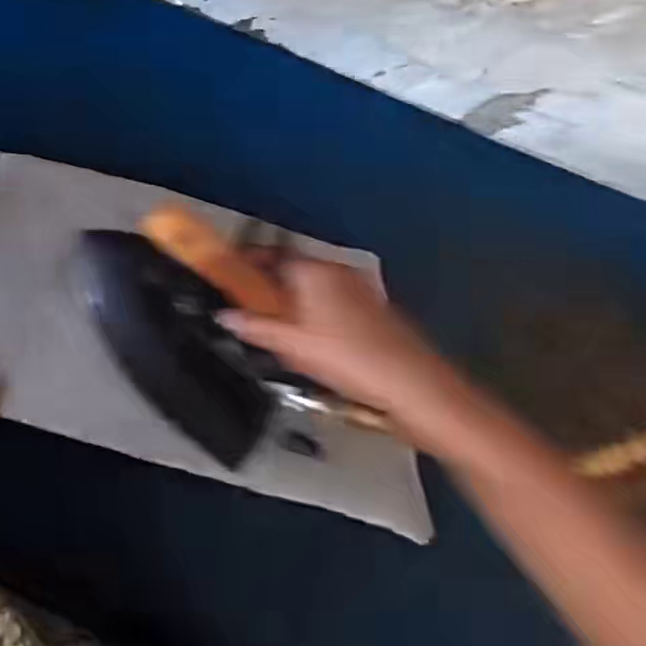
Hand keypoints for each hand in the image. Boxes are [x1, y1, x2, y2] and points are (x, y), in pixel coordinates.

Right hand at [218, 257, 473, 440]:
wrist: (419, 392)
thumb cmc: (354, 361)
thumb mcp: (291, 345)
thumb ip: (253, 326)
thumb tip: (226, 316)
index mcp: (314, 270)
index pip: (268, 253)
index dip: (244, 262)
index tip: (226, 275)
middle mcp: (337, 272)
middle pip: (290, 270)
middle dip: (267, 286)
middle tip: (247, 307)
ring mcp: (360, 290)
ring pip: (312, 288)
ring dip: (292, 302)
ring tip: (278, 329)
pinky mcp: (374, 311)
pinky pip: (331, 303)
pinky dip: (315, 314)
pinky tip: (313, 344)